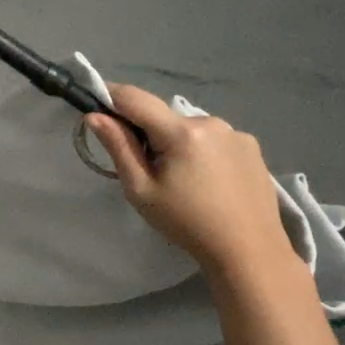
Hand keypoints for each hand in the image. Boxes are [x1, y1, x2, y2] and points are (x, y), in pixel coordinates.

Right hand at [87, 84, 292, 270]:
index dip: (109, 95)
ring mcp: (236, 133)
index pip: (135, 98)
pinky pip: (211, 138)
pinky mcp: (251, 146)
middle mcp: (212, 122)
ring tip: (177, 178)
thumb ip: (118, 147)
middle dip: (145, 131)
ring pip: (187, 128)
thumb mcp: (140, 188)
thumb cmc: (185, 220)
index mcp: (181, 132)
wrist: (249, 248)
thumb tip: (95, 116)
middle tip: (142, 167)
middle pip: (162, 116)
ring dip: (173, 142)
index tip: (93, 105)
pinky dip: (197, 150)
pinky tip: (203, 180)